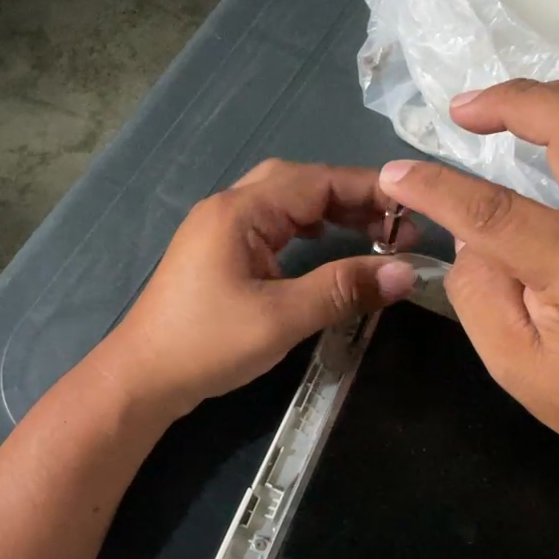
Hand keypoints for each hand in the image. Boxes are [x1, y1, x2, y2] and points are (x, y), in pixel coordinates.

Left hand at [93, 160, 418, 418]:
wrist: (142, 377)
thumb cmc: (207, 344)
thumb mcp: (282, 318)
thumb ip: (343, 289)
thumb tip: (407, 272)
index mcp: (240, 211)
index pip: (317, 181)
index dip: (370, 190)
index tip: (416, 208)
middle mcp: (227, 208)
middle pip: (299, 184)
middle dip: (351, 198)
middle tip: (397, 226)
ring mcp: (217, 229)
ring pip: (283, 204)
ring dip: (328, 213)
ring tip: (373, 233)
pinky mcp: (215, 253)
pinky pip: (269, 226)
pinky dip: (303, 230)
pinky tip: (322, 246)